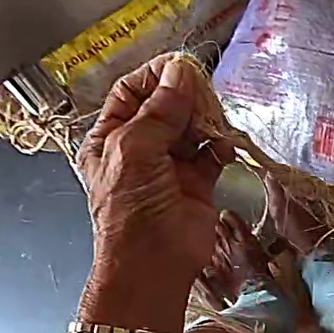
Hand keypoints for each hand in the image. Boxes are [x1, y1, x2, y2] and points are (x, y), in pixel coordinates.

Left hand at [76, 55, 227, 328]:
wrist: (153, 264)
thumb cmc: (130, 209)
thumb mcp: (135, 150)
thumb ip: (159, 111)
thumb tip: (179, 73)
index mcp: (111, 138)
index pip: (131, 93)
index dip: (155, 78)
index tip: (180, 68)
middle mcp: (140, 148)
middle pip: (165, 107)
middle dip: (185, 98)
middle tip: (203, 94)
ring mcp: (170, 166)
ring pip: (191, 127)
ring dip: (204, 120)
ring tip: (213, 121)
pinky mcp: (198, 183)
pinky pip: (211, 153)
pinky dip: (219, 145)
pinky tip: (222, 146)